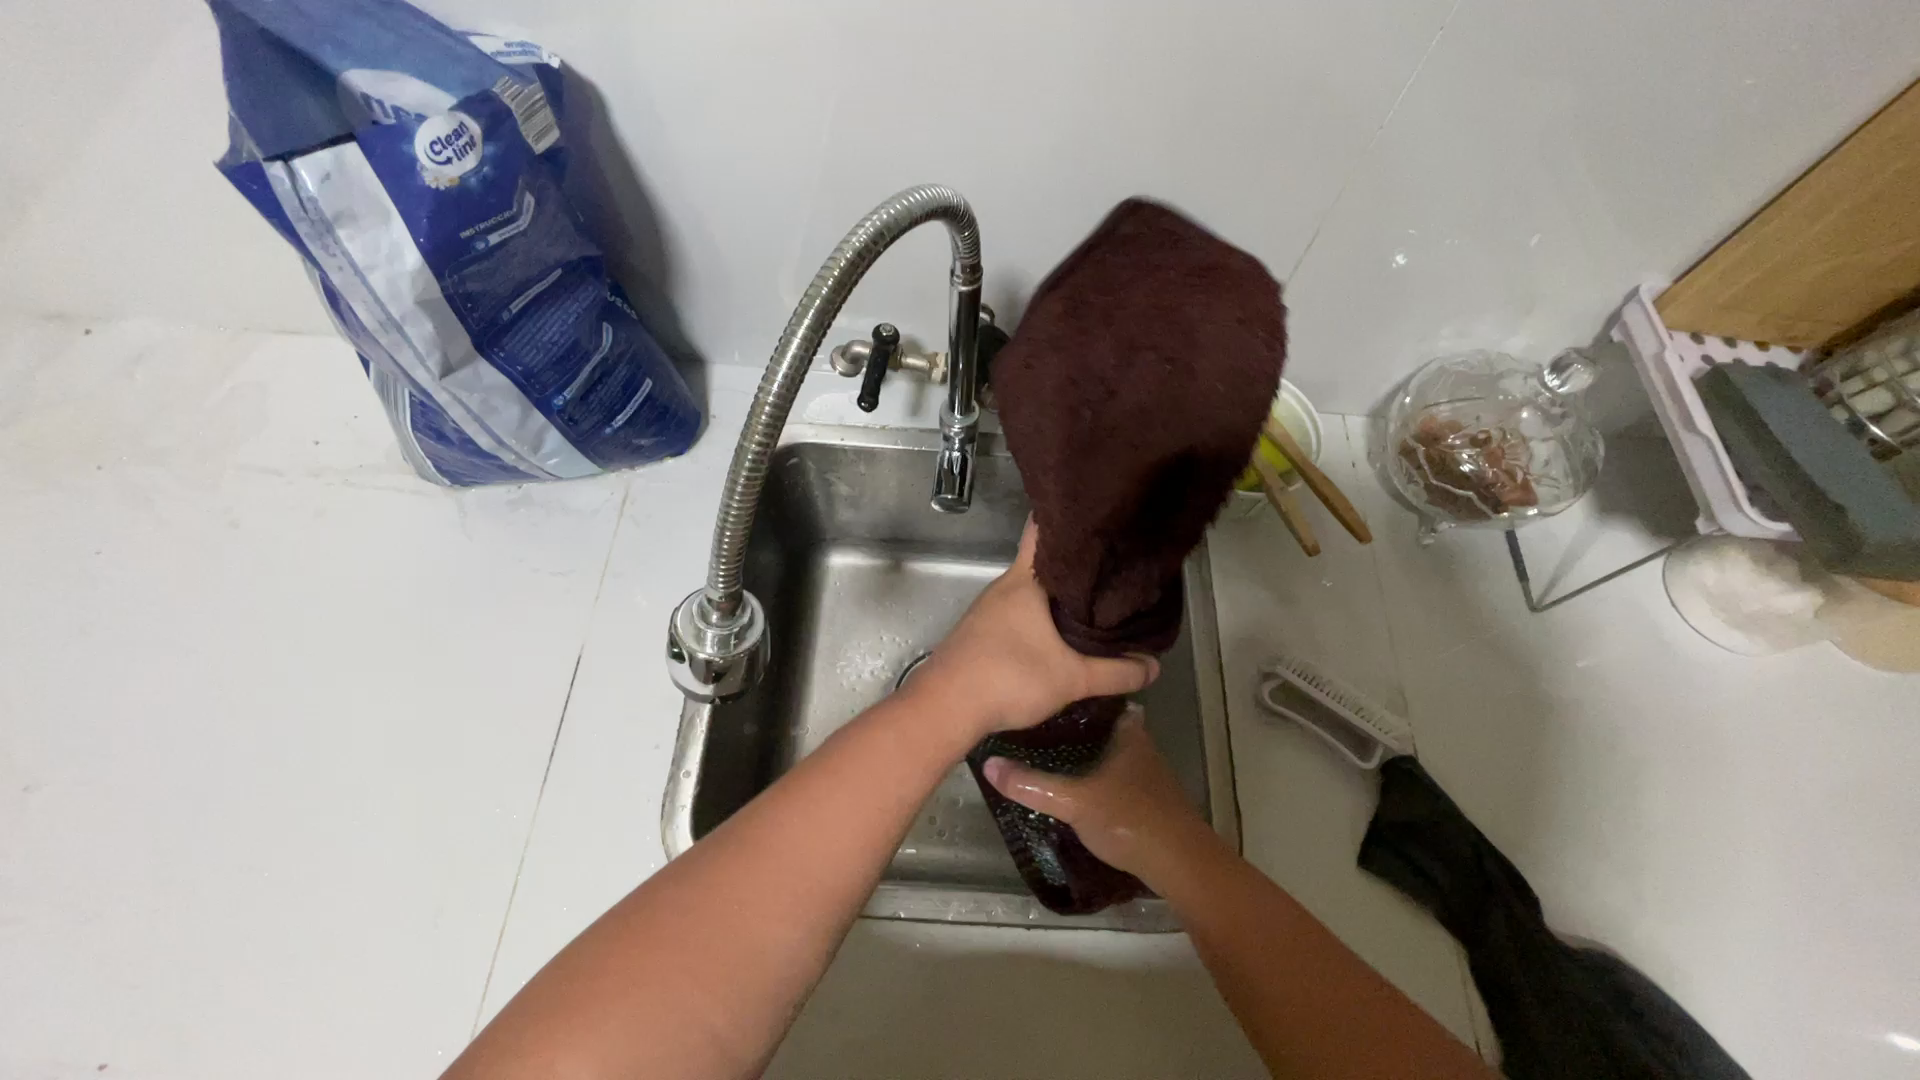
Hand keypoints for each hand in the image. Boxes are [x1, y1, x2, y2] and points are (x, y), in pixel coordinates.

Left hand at [907, 519, 1158, 742]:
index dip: (1067, 522)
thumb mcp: (1072, 678)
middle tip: (1111, 570)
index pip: (1042, 532)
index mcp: (1023, 580)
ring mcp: (987, 610)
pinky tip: (1057, 635)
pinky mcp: (979, 633)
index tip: (1097, 520)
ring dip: (1055, 596)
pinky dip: (1038, 618)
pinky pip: (1016, 614)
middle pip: (1040, 564)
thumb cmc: (1008, 677)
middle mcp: (1003, 587)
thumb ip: (1115, 672)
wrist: (945, 708)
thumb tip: (1154, 667)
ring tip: (1092, 604)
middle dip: (1073, 566)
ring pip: (1028, 592)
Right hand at [980, 706, 1214, 883]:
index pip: (1104, 701)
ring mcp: (1148, 777)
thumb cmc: (1129, 819)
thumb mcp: (1073, 801)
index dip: (1080, 696)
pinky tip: (1076, 790)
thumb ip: (1033, 784)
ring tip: (1049, 755)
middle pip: (1105, 728)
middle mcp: (1142, 748)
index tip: (1049, 696)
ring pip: (1112, 755)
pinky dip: (1098, 780)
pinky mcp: (1149, 803)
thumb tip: (989, 764)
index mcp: (1129, 734)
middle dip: (1077, 728)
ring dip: (1087, 756)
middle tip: (1039, 728)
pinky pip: (1117, 780)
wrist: (1181, 865)